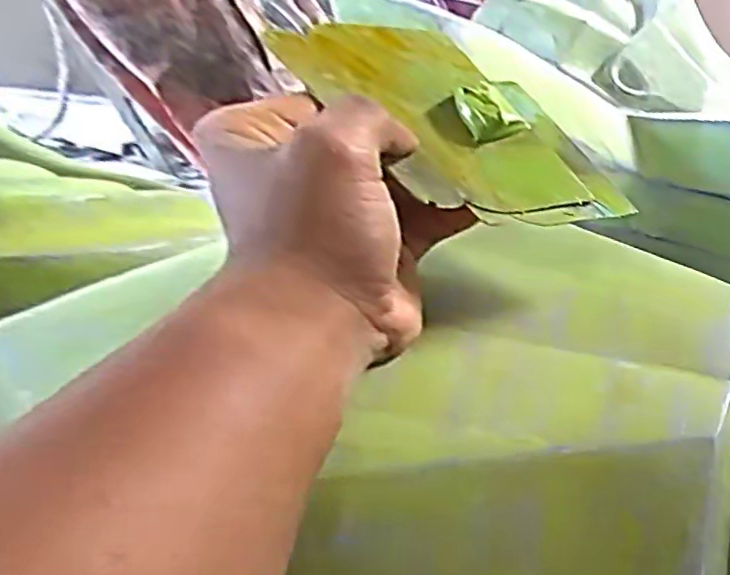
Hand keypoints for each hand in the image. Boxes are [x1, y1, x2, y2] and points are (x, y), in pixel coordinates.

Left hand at [193, 94, 474, 361]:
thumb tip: (404, 139)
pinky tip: (475, 200)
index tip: (405, 117)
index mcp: (254, 138)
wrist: (333, 315)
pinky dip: (448, 211)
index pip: (316, 103)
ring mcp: (343, 218)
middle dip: (405, 145)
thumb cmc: (318, 227)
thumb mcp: (333, 145)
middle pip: (362, 145)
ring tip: (468, 169)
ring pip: (396, 184)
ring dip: (433, 178)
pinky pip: (421, 220)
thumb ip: (369, 118)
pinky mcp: (385, 252)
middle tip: (446, 141)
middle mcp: (296, 175)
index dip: (363, 109)